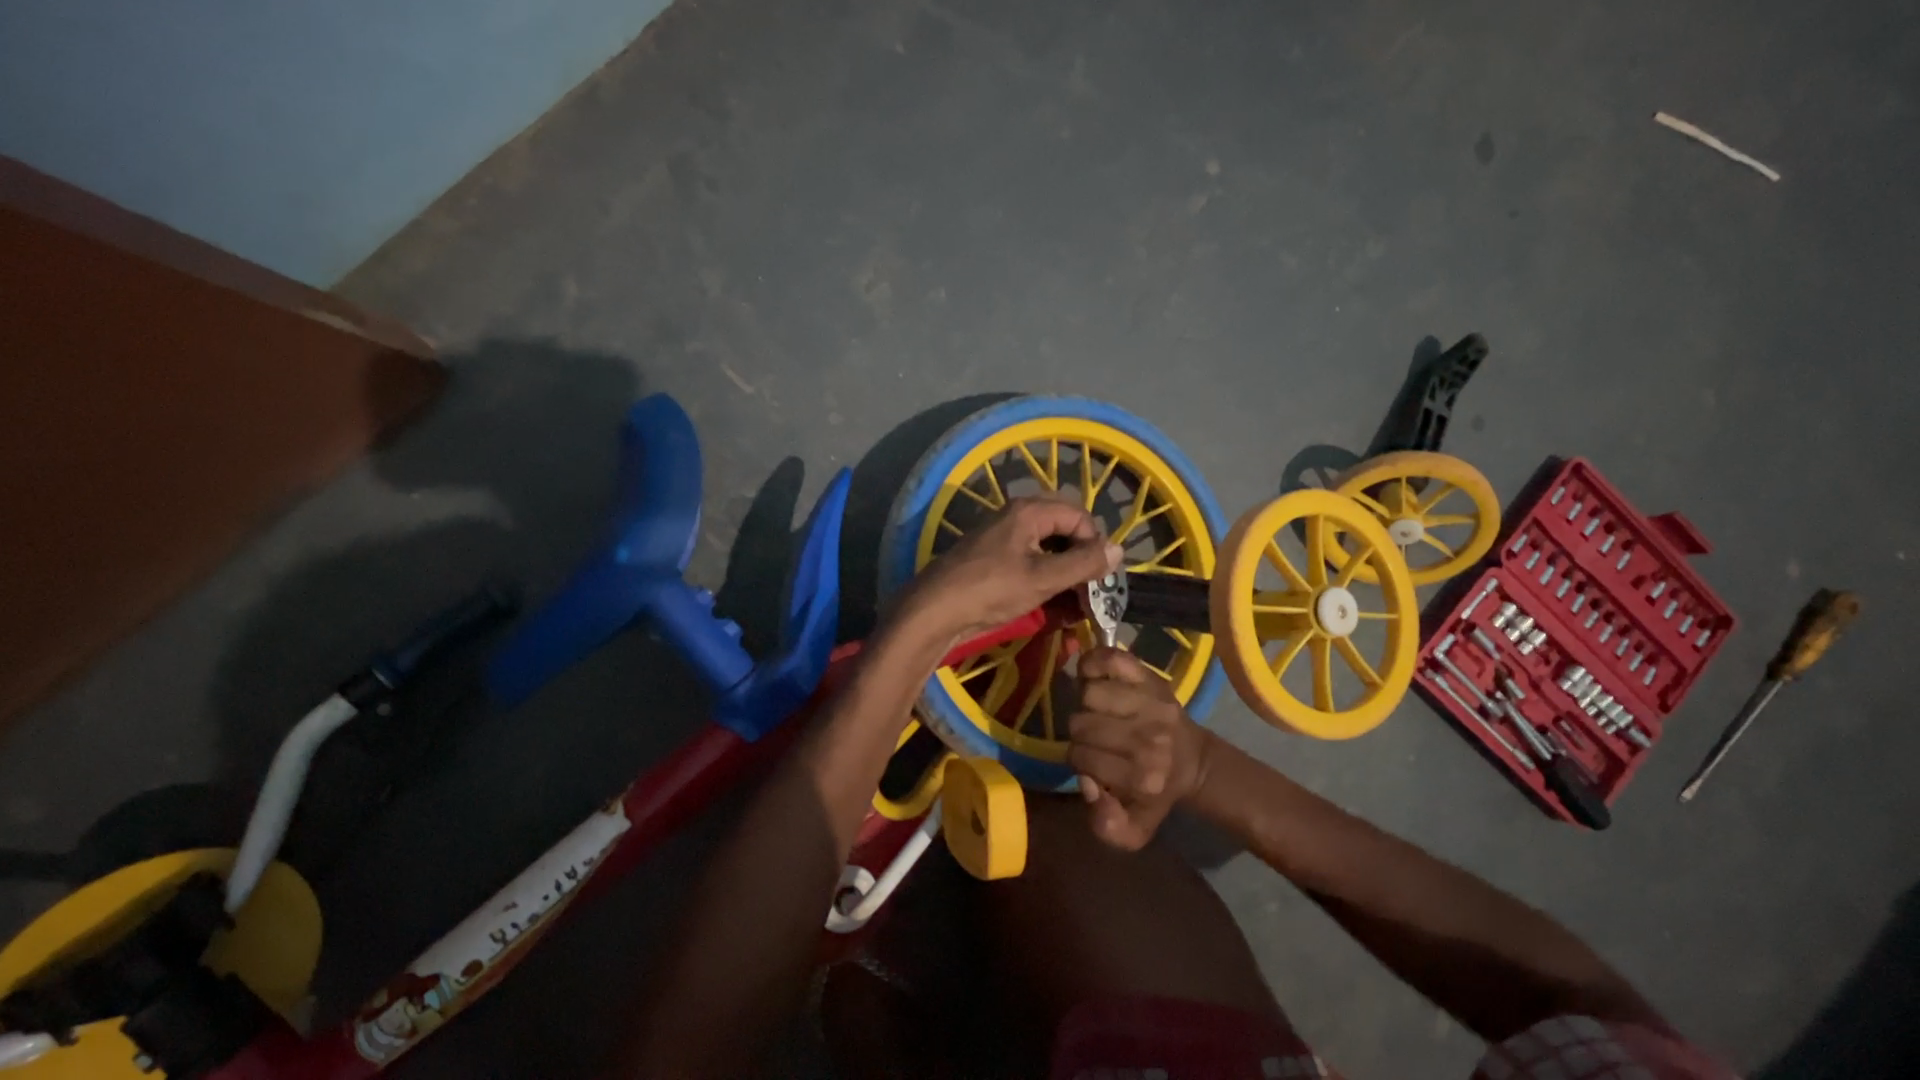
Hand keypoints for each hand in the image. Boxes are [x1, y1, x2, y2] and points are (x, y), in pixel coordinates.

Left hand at [895, 495, 1121, 643]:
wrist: (935, 610)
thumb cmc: (990, 589)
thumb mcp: (1043, 578)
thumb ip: (1083, 563)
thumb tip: (1119, 549)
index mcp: (1028, 511)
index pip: (1079, 516)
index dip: (1094, 544)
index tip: (1098, 577)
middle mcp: (1016, 517)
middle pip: (1064, 530)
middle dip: (1081, 559)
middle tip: (1090, 590)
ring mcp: (1002, 538)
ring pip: (1047, 549)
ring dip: (1065, 573)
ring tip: (1074, 604)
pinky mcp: (993, 560)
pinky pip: (1030, 562)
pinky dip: (1045, 580)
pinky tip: (1052, 605)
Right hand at [1068, 648, 1214, 849]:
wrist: (1195, 763)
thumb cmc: (1156, 796)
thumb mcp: (1133, 830)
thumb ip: (1105, 826)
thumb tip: (1089, 787)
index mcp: (1142, 778)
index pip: (1079, 759)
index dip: (1079, 761)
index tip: (1092, 764)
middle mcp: (1148, 739)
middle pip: (1080, 724)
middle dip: (1081, 734)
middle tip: (1096, 739)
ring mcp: (1151, 703)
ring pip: (1089, 693)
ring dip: (1087, 703)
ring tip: (1099, 712)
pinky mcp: (1151, 678)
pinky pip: (1110, 658)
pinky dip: (1094, 664)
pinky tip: (1093, 677)